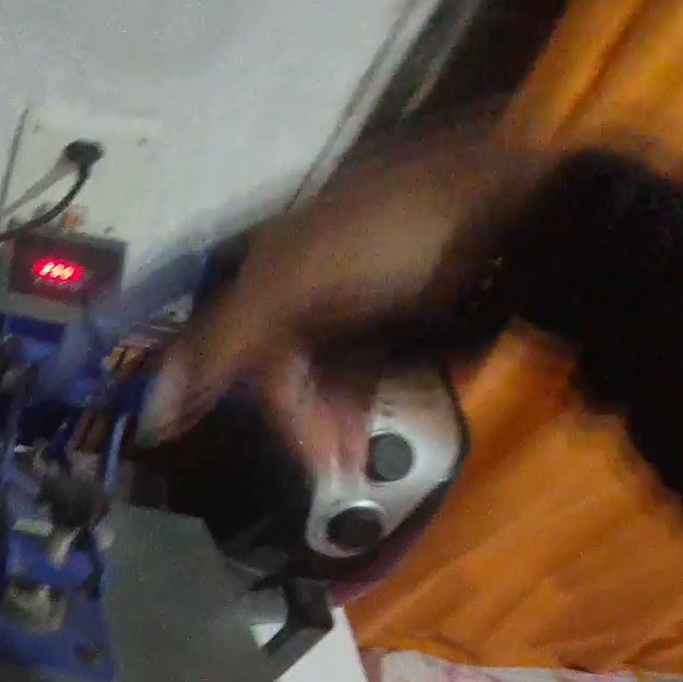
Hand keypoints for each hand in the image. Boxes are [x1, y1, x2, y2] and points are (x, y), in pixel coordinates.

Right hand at [141, 131, 548, 464]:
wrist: (530, 224)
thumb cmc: (396, 243)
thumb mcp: (294, 287)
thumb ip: (222, 343)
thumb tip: (152, 404)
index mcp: (265, 259)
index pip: (211, 331)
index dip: (200, 380)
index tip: (192, 430)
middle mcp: (296, 282)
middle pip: (263, 361)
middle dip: (287, 412)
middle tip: (316, 456)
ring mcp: (347, 304)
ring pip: (309, 376)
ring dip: (319, 420)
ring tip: (345, 457)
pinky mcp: (392, 325)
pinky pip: (350, 378)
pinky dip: (350, 410)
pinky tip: (358, 438)